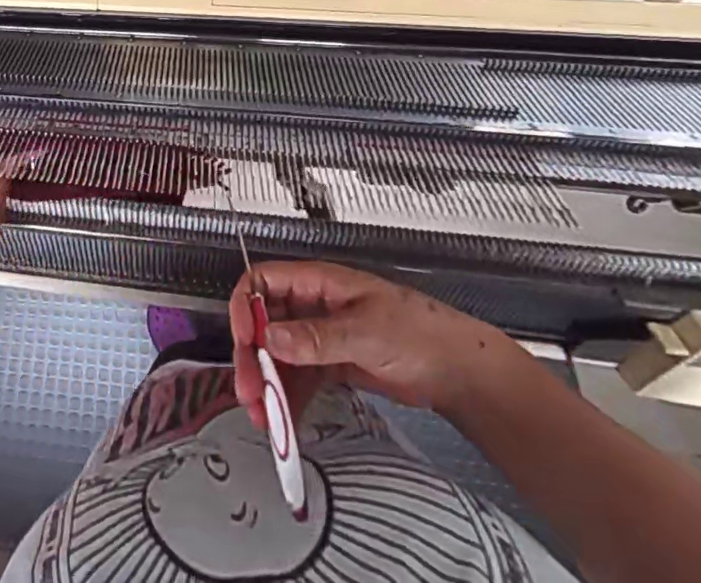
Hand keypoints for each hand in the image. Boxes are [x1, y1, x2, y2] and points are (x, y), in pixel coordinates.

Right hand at [230, 261, 520, 425]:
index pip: (263, 282)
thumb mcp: (365, 331)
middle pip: (264, 323)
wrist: (457, 369)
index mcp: (319, 282)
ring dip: (267, 384)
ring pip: (278, 355)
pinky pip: (298, 377)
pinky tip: (286, 419)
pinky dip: (288, 397)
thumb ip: (316, 336)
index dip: (246, 306)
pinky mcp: (331, 362)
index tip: (243, 340)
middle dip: (252, 357)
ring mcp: (321, 335)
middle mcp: (314, 305)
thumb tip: (271, 336)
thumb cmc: (420, 331)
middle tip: (250, 392)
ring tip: (265, 418)